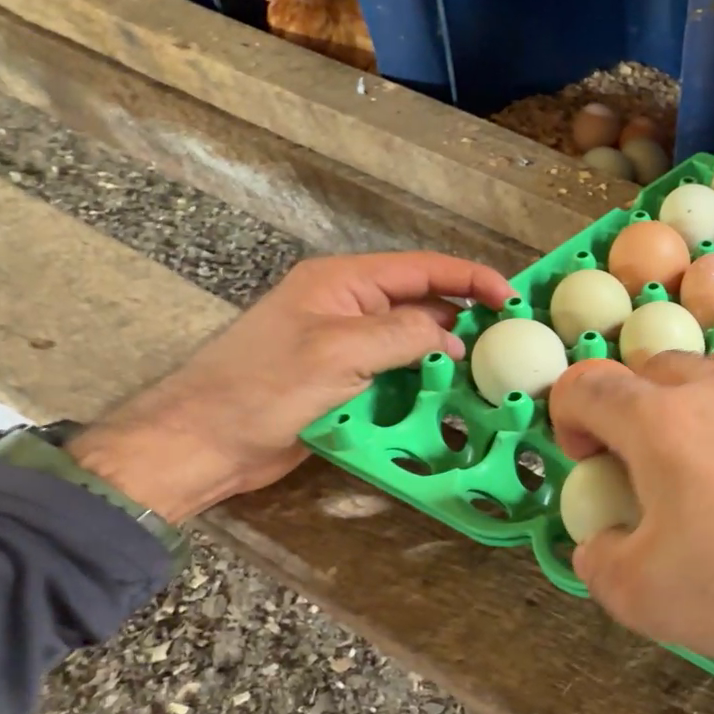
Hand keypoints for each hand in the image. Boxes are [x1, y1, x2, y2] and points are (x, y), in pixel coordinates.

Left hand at [69, 252, 513, 521]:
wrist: (199, 445)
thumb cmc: (263, 389)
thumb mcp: (341, 352)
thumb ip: (406, 335)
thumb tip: (456, 339)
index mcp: (344, 282)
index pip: (425, 268)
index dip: (474, 279)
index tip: (514, 301)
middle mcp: (350, 306)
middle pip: (425, 299)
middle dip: (470, 314)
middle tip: (515, 338)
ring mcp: (348, 343)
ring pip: (417, 337)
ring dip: (452, 350)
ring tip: (495, 367)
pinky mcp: (348, 378)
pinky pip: (402, 369)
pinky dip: (430, 377)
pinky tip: (456, 393)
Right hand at [549, 332, 713, 698]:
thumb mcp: (642, 596)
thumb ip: (600, 556)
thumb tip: (604, 535)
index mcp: (662, 421)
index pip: (589, 385)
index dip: (569, 417)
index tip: (588, 461)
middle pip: (656, 366)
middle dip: (635, 405)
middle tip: (647, 463)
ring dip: (706, 384)